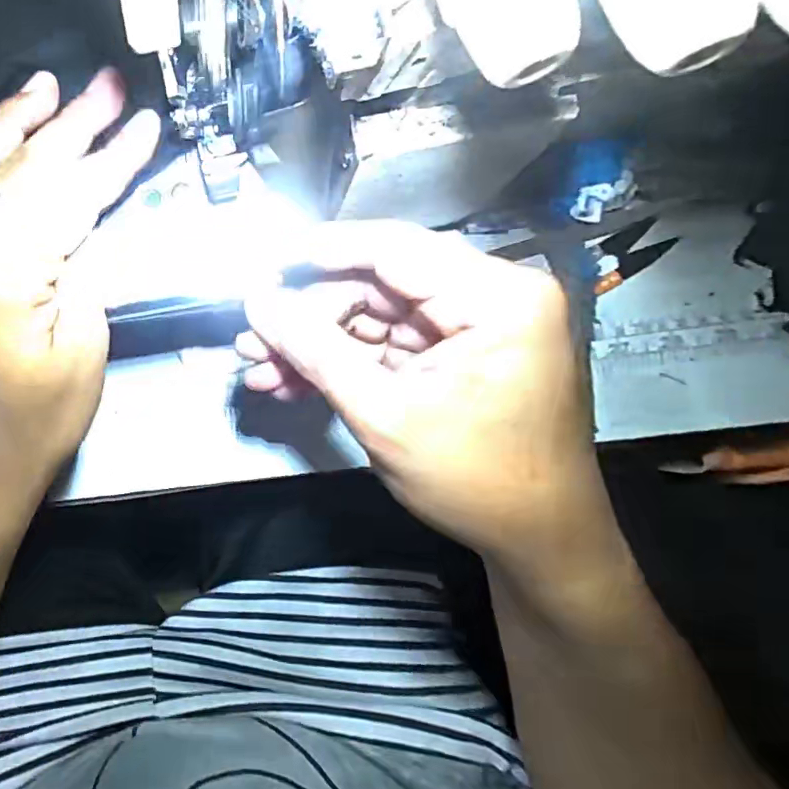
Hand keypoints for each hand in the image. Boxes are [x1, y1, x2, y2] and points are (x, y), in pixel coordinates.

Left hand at [0, 68, 160, 534]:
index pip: (69, 199)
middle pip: (23, 173)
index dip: (113, 161)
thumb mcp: (84, 347)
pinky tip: (4, 140)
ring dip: (17, 126)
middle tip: (107, 86)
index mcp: (0, 274)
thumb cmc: (37, 423)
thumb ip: (97, 270)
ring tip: (46, 86)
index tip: (144, 124)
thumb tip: (117, 217)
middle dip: (71, 127)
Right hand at [236, 220, 607, 560]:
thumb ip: (315, 350)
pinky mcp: (455, 354)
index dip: (319, 253)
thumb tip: (259, 304)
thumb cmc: (476, 482)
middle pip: (378, 286)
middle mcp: (492, 296)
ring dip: (317, 345)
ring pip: (374, 317)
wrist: (534, 540)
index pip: (393, 249)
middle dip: (309, 318)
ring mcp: (473, 326)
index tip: (265, 266)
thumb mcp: (384, 415)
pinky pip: (388, 345)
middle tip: (254, 341)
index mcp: (497, 298)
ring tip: (261, 368)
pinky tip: (293, 381)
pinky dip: (343, 363)